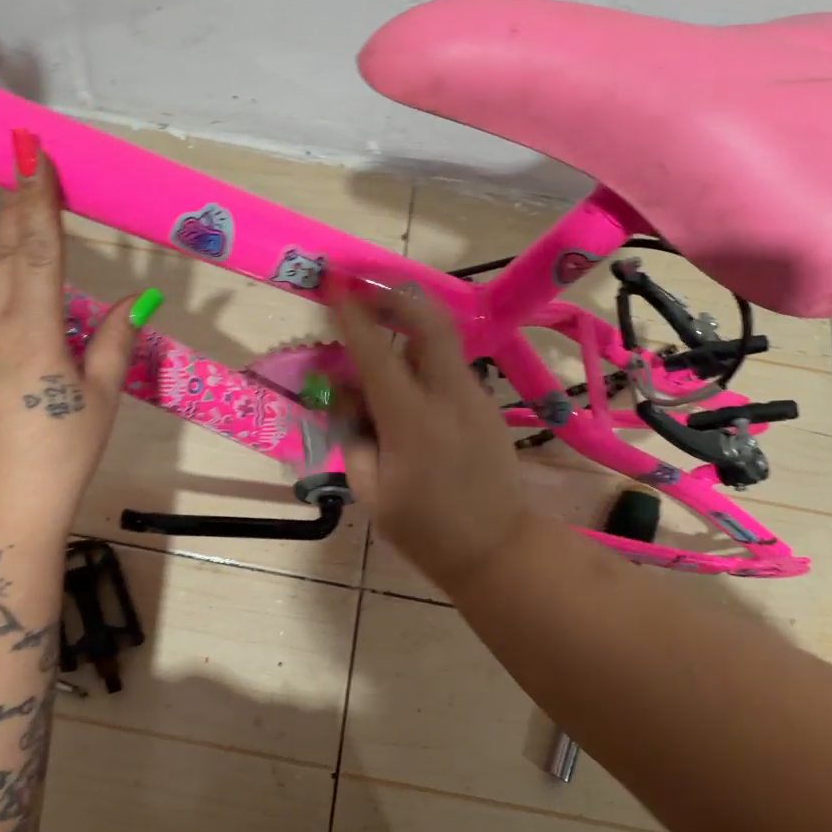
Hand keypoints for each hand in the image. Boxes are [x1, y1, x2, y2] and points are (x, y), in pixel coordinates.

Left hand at [0, 134, 143, 532]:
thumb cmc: (61, 456)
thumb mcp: (100, 399)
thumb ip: (115, 342)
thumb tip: (140, 297)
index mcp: (36, 329)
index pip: (38, 248)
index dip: (39, 200)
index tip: (36, 159)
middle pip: (2, 253)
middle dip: (11, 204)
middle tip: (13, 165)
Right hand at [330, 281, 538, 589]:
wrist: (496, 547)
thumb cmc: (423, 529)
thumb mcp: (371, 491)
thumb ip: (354, 435)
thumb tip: (347, 394)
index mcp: (411, 421)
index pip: (375, 353)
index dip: (352, 315)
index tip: (335, 284)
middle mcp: (448, 397)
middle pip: (428, 323)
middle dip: (396, 296)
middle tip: (367, 289)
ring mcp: (474, 398)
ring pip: (442, 342)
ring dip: (410, 326)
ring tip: (381, 333)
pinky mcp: (486, 406)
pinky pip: (451, 367)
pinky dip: (425, 358)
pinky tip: (408, 380)